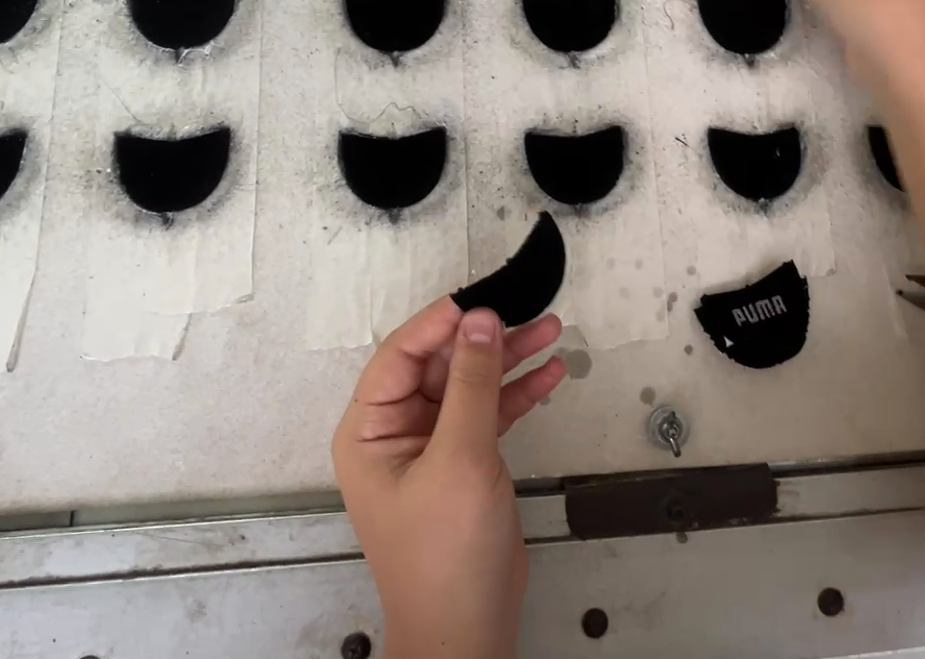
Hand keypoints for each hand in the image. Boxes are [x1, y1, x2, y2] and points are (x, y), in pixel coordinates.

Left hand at [333, 298, 567, 658]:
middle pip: (442, 364)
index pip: (402, 355)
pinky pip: (492, 410)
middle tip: (528, 311)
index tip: (482, 299)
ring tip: (553, 329)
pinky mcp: (468, 457)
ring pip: (472, 383)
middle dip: (486, 339)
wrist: (470, 626)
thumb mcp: (459, 457)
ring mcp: (436, 442)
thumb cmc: (446, 549)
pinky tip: (551, 372)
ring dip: (511, 359)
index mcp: (371, 427)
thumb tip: (480, 319)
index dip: (440, 323)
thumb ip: (472, 384)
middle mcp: (398, 428)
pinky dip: (520, 392)